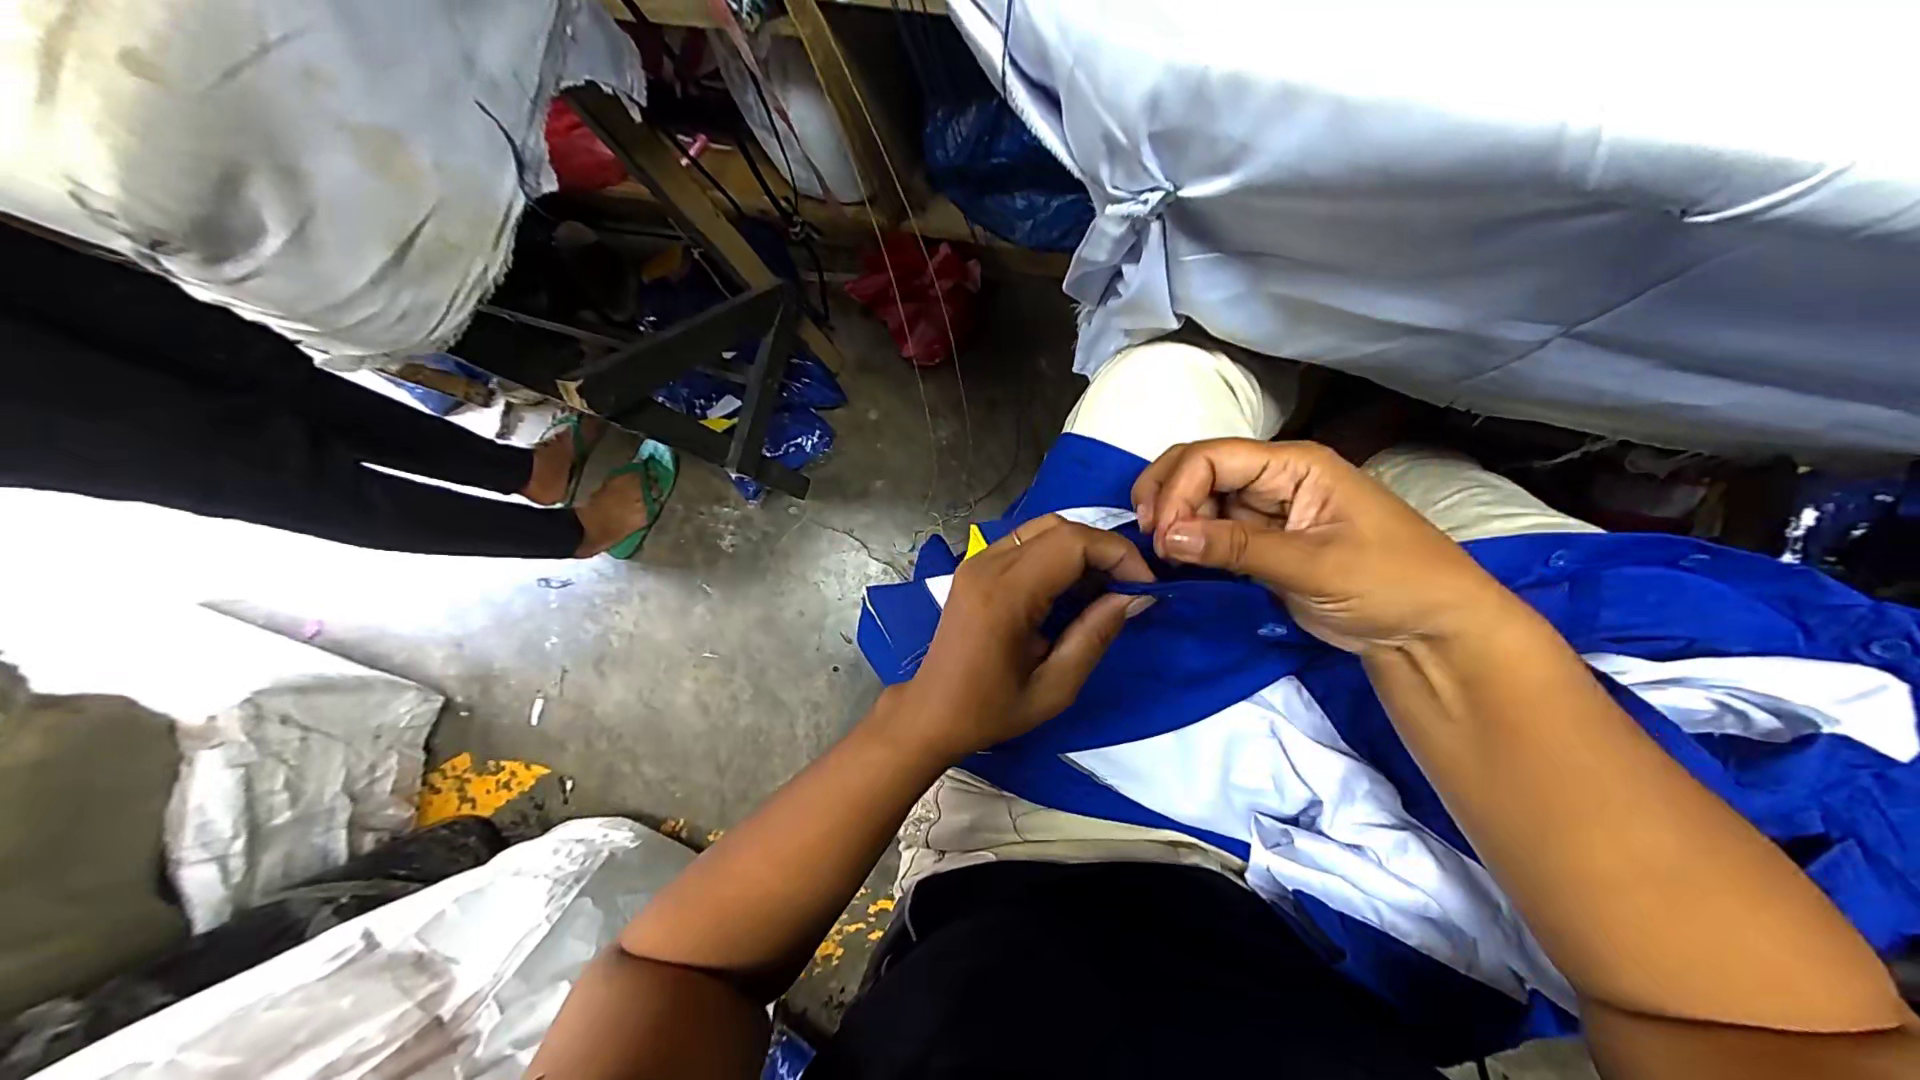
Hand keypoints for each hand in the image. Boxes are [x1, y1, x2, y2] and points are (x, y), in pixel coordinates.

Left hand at [898, 514, 1156, 757]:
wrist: (931, 712)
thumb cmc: (990, 709)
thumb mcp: (1054, 687)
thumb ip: (1095, 636)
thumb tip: (1133, 597)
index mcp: (1005, 594)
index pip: (1073, 543)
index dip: (1118, 555)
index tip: (1144, 587)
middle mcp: (987, 564)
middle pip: (1061, 527)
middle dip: (1104, 550)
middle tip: (1128, 588)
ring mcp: (976, 560)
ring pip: (1044, 528)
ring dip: (1082, 549)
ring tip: (1104, 588)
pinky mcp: (974, 565)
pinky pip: (1026, 541)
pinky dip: (1057, 553)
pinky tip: (1070, 587)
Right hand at [1132, 439, 1515, 653]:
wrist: (1426, 632)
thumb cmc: (1390, 583)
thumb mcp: (1313, 564)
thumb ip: (1237, 548)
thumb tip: (1168, 537)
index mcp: (1294, 465)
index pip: (1214, 458)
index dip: (1178, 491)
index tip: (1163, 537)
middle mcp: (1274, 478)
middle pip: (1199, 470)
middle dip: (1166, 497)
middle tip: (1149, 538)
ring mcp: (1266, 511)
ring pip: (1200, 501)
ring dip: (1174, 521)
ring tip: (1162, 554)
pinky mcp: (1261, 543)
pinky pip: (1212, 533)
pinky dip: (1190, 544)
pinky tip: (1178, 561)